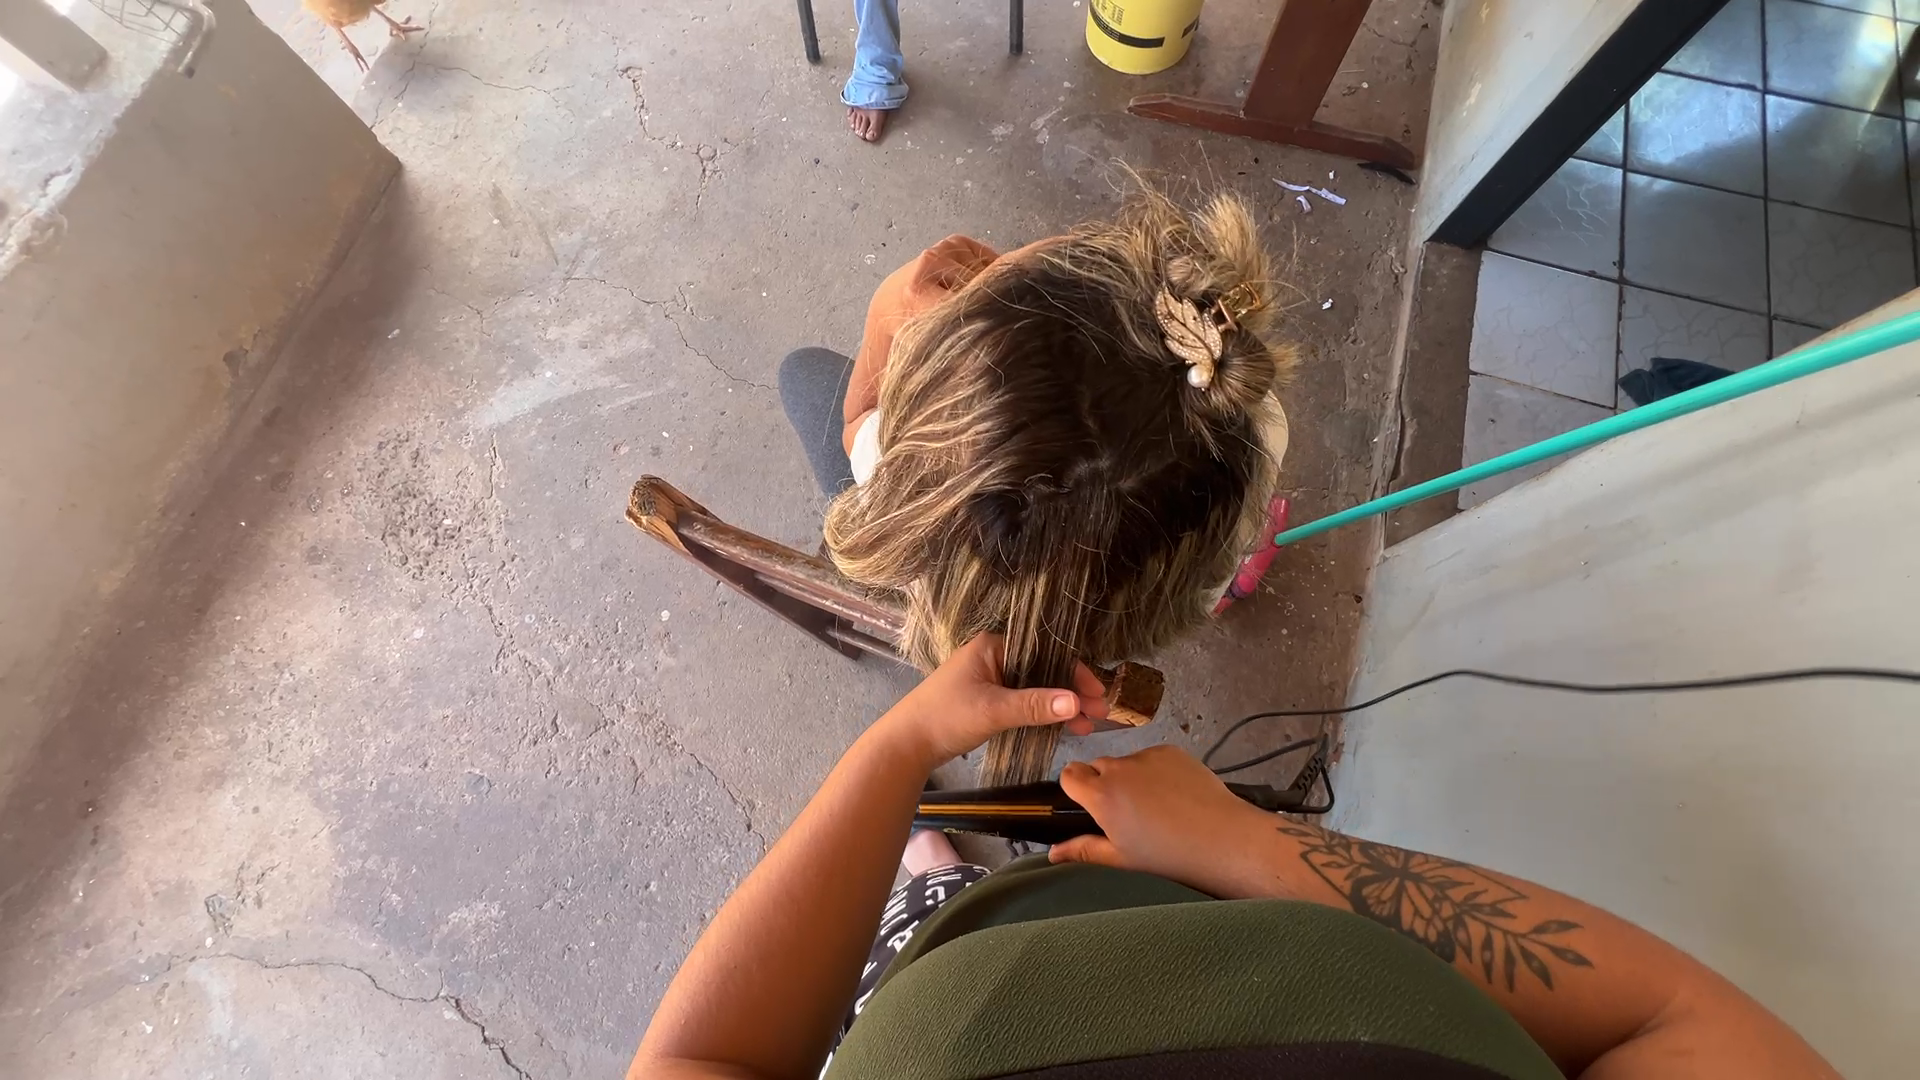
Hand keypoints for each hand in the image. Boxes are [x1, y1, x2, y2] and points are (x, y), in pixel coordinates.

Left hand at [873, 634, 1108, 769]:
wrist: (907, 744)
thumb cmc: (945, 717)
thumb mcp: (994, 710)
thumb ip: (1035, 705)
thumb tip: (1076, 701)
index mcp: (994, 646)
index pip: (1045, 653)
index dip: (1074, 673)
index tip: (1098, 695)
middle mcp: (995, 656)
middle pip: (1044, 670)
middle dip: (1072, 692)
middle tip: (1100, 715)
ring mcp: (991, 679)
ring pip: (1036, 688)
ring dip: (1060, 706)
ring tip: (1086, 727)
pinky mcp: (988, 700)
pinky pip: (1024, 701)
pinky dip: (1043, 713)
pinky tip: (1062, 727)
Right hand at [1049, 745, 1280, 898]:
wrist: (1224, 839)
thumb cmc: (1169, 856)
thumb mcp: (1121, 859)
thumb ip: (1083, 850)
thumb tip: (1052, 853)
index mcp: (1101, 795)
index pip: (1069, 773)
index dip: (1076, 787)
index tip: (1089, 804)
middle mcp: (1119, 768)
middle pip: (1097, 766)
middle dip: (1105, 783)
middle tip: (1127, 812)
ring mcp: (1146, 755)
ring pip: (1127, 762)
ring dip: (1132, 777)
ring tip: (1157, 806)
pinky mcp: (1171, 750)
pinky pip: (1152, 757)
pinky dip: (1157, 771)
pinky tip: (1175, 795)